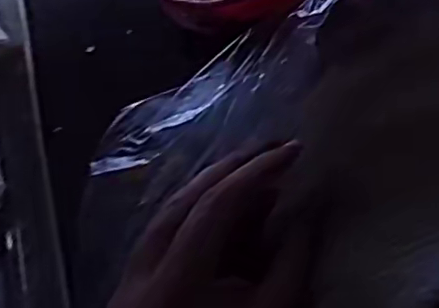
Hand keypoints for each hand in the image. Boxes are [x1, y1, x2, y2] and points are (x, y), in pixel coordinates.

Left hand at [109, 141, 311, 307]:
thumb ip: (295, 256)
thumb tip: (311, 206)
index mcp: (174, 282)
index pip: (218, 202)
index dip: (260, 168)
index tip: (296, 149)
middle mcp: (141, 277)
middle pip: (184, 198)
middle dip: (234, 165)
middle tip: (275, 145)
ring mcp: (127, 287)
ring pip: (168, 213)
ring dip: (215, 184)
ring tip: (257, 170)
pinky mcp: (129, 296)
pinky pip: (164, 235)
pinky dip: (198, 210)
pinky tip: (230, 208)